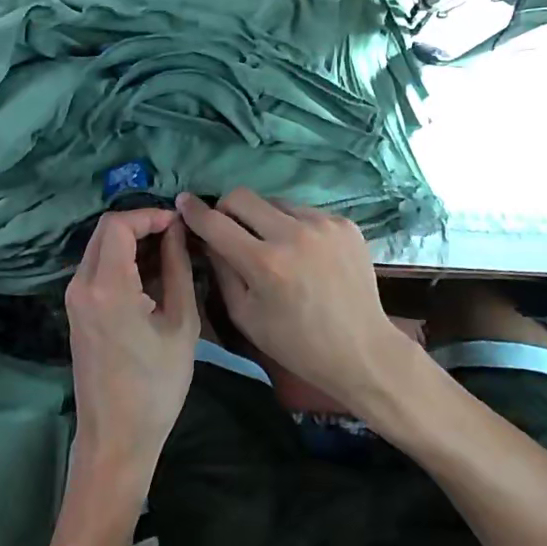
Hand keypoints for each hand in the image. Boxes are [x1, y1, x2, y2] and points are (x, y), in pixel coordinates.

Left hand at [65, 210, 199, 470]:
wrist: (117, 439)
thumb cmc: (156, 384)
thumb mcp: (181, 322)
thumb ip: (178, 268)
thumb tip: (178, 230)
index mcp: (107, 287)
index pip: (118, 224)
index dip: (149, 215)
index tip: (179, 224)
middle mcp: (81, 286)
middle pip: (105, 231)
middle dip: (141, 223)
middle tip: (177, 234)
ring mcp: (74, 299)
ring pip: (100, 247)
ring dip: (132, 241)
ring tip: (171, 251)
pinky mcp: (77, 311)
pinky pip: (97, 268)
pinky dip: (122, 260)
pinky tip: (152, 273)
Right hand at [176, 190, 421, 419]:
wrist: (362, 349)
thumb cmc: (297, 343)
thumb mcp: (246, 316)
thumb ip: (222, 271)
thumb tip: (206, 238)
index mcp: (265, 263)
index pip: (216, 222)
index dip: (195, 210)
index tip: (184, 202)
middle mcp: (293, 234)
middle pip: (243, 196)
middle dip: (227, 209)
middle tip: (228, 226)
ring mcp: (323, 224)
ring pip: (275, 202)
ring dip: (264, 218)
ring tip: (273, 245)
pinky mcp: (344, 223)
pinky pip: (305, 212)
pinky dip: (295, 226)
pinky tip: (304, 253)